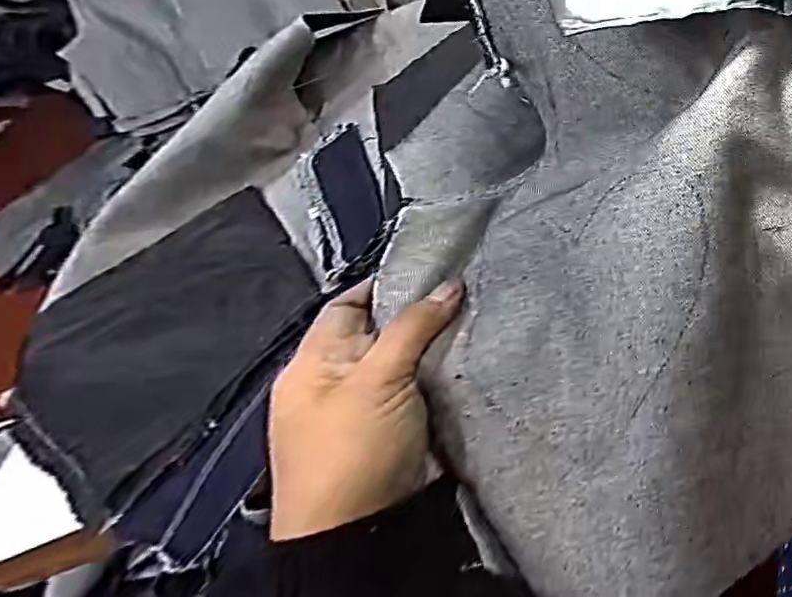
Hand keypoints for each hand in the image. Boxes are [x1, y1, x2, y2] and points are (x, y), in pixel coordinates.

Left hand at [269, 279, 462, 539]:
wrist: (363, 526)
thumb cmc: (351, 450)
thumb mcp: (377, 381)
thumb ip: (413, 327)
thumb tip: (451, 284)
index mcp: (313, 365)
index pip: (348, 305)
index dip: (386, 282)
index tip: (434, 264)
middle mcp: (339, 377)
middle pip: (386, 325)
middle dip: (423, 307)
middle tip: (466, 285)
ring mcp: (371, 398)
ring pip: (410, 350)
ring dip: (440, 335)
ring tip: (478, 309)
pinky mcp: (401, 415)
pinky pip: (426, 374)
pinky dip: (447, 360)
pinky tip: (474, 345)